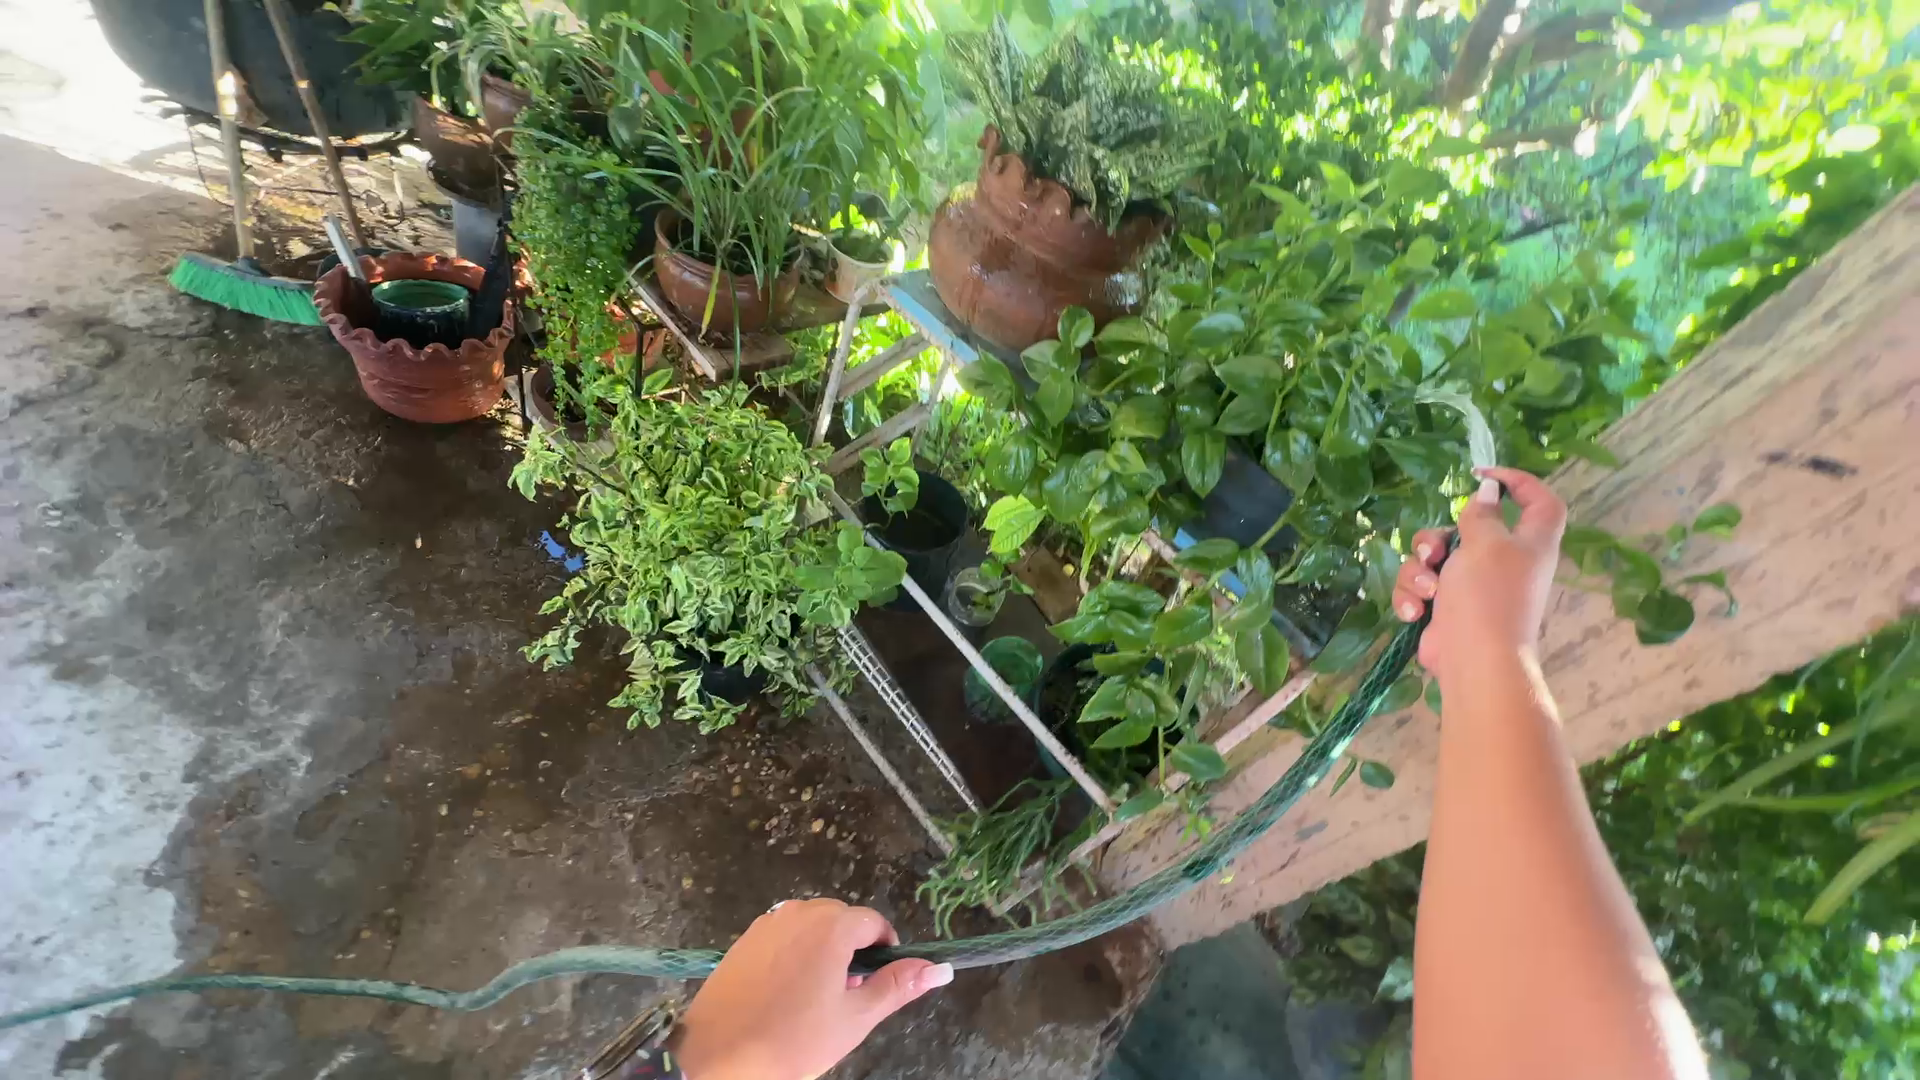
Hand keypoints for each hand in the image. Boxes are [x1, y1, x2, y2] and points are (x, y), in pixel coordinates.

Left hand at [671, 898, 952, 1079]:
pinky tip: (782, 995)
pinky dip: (792, 955)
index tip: (875, 985)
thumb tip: (941, 968)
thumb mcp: (853, 1019)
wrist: (715, 1060)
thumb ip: (898, 987)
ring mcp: (769, 921)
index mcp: (832, 925)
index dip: (882, 952)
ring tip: (812, 1000)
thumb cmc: (792, 1041)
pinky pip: (784, 935)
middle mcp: (801, 910)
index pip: (873, 922)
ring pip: (812, 927)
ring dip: (822, 951)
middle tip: (844, 999)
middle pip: (842, 921)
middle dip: (851, 952)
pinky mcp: (745, 938)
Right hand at [1392, 466, 1566, 683]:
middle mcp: (1501, 561)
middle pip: (1465, 530)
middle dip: (1437, 537)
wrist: (1474, 658)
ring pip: (1431, 558)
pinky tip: (1415, 612)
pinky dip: (1412, 597)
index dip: (1519, 482)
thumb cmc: (1489, 596)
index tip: (1482, 474)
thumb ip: (1481, 515)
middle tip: (1432, 551)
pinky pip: (1417, 588)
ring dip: (1418, 571)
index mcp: (1528, 543)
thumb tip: (1486, 494)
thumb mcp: (1486, 545)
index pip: (1539, 501)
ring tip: (1425, 591)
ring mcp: (1470, 586)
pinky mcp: (1443, 606)